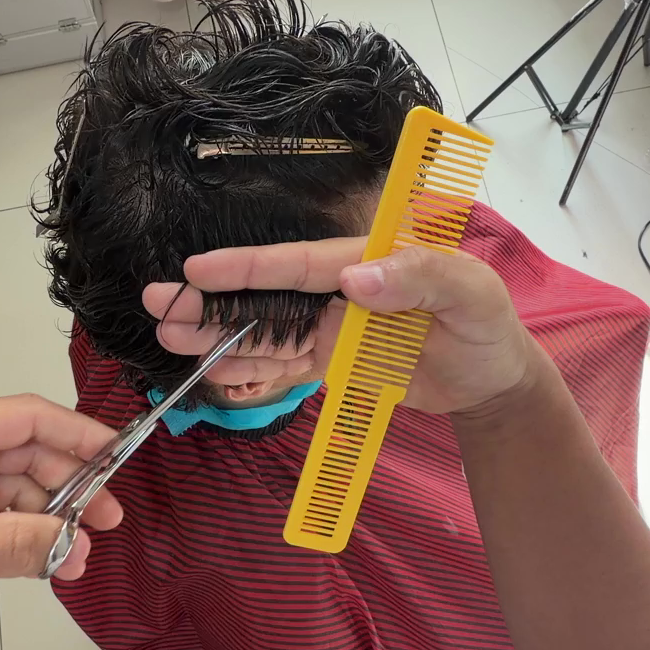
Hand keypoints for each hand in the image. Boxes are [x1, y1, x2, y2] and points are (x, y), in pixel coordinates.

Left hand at [0, 395, 123, 635]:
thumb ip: (11, 545)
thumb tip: (75, 546)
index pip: (26, 417)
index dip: (80, 435)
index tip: (121, 459)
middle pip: (24, 451)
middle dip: (69, 486)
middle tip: (104, 525)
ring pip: (10, 484)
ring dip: (45, 515)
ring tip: (73, 553)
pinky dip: (17, 531)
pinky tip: (39, 555)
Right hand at [141, 238, 552, 414]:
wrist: (490, 385)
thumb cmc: (488, 333)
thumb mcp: (473, 298)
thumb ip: (422, 279)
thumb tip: (354, 280)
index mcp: (369, 263)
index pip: (299, 264)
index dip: (247, 267)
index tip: (197, 269)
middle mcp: (339, 293)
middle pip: (267, 296)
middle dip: (213, 302)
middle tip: (160, 307)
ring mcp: (331, 330)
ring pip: (265, 331)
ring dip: (219, 336)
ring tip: (172, 337)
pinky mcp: (331, 362)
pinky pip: (284, 365)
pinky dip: (250, 368)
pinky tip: (215, 368)